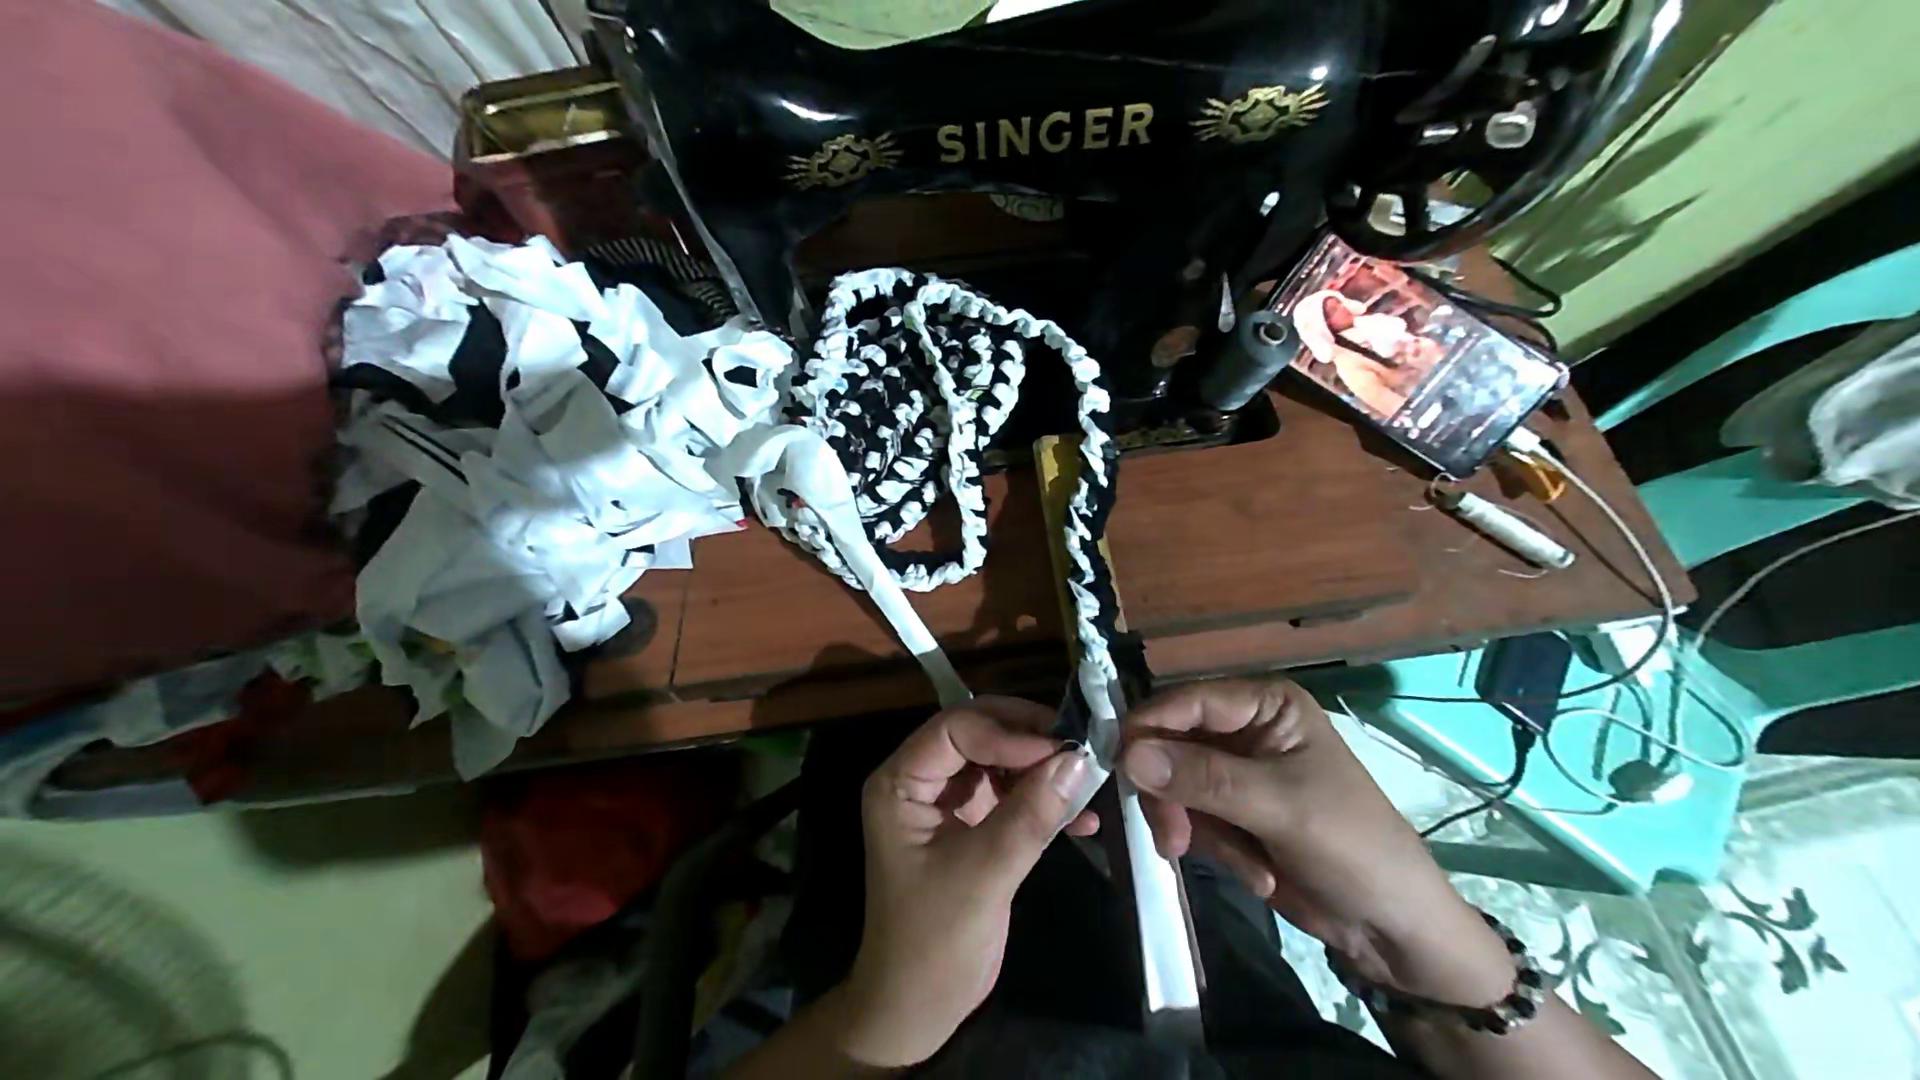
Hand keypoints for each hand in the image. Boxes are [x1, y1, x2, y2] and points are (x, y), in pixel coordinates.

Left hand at [838, 696, 1100, 1066]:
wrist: (919, 1007)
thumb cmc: (934, 942)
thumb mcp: (983, 875)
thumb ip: (1029, 815)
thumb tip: (1079, 760)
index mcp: (901, 782)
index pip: (954, 728)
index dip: (1006, 732)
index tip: (1059, 750)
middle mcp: (921, 779)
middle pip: (977, 732)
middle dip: (1028, 738)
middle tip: (1079, 746)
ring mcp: (947, 799)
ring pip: (998, 757)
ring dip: (1041, 766)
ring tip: (1087, 779)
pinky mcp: (973, 821)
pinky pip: (1011, 791)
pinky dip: (1043, 798)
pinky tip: (1083, 818)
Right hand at [1120, 678, 1514, 1005]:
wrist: (1395, 931)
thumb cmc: (1354, 848)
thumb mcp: (1281, 807)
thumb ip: (1203, 778)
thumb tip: (1128, 755)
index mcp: (1264, 705)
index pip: (1186, 700)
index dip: (1149, 728)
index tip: (1120, 768)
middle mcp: (1243, 728)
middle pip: (1170, 743)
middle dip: (1172, 795)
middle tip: (1173, 839)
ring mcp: (1234, 770)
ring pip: (1172, 783)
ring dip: (1195, 829)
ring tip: (1243, 867)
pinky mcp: (1229, 810)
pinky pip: (1190, 816)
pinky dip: (1213, 847)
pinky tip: (1256, 875)